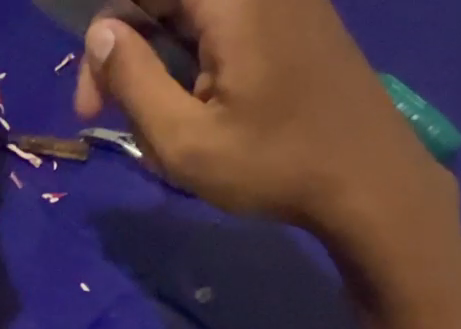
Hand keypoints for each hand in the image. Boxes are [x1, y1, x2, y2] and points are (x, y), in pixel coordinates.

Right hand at [74, 0, 455, 257]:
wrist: (369, 180)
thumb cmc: (273, 165)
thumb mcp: (185, 140)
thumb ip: (133, 81)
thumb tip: (100, 33)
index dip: (102, 39)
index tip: (90, 108)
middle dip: (128, 49)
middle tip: (113, 115)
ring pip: (194, 13)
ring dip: (160, 59)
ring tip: (157, 120)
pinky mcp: (299, 20)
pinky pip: (227, 22)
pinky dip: (196, 57)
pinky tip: (196, 105)